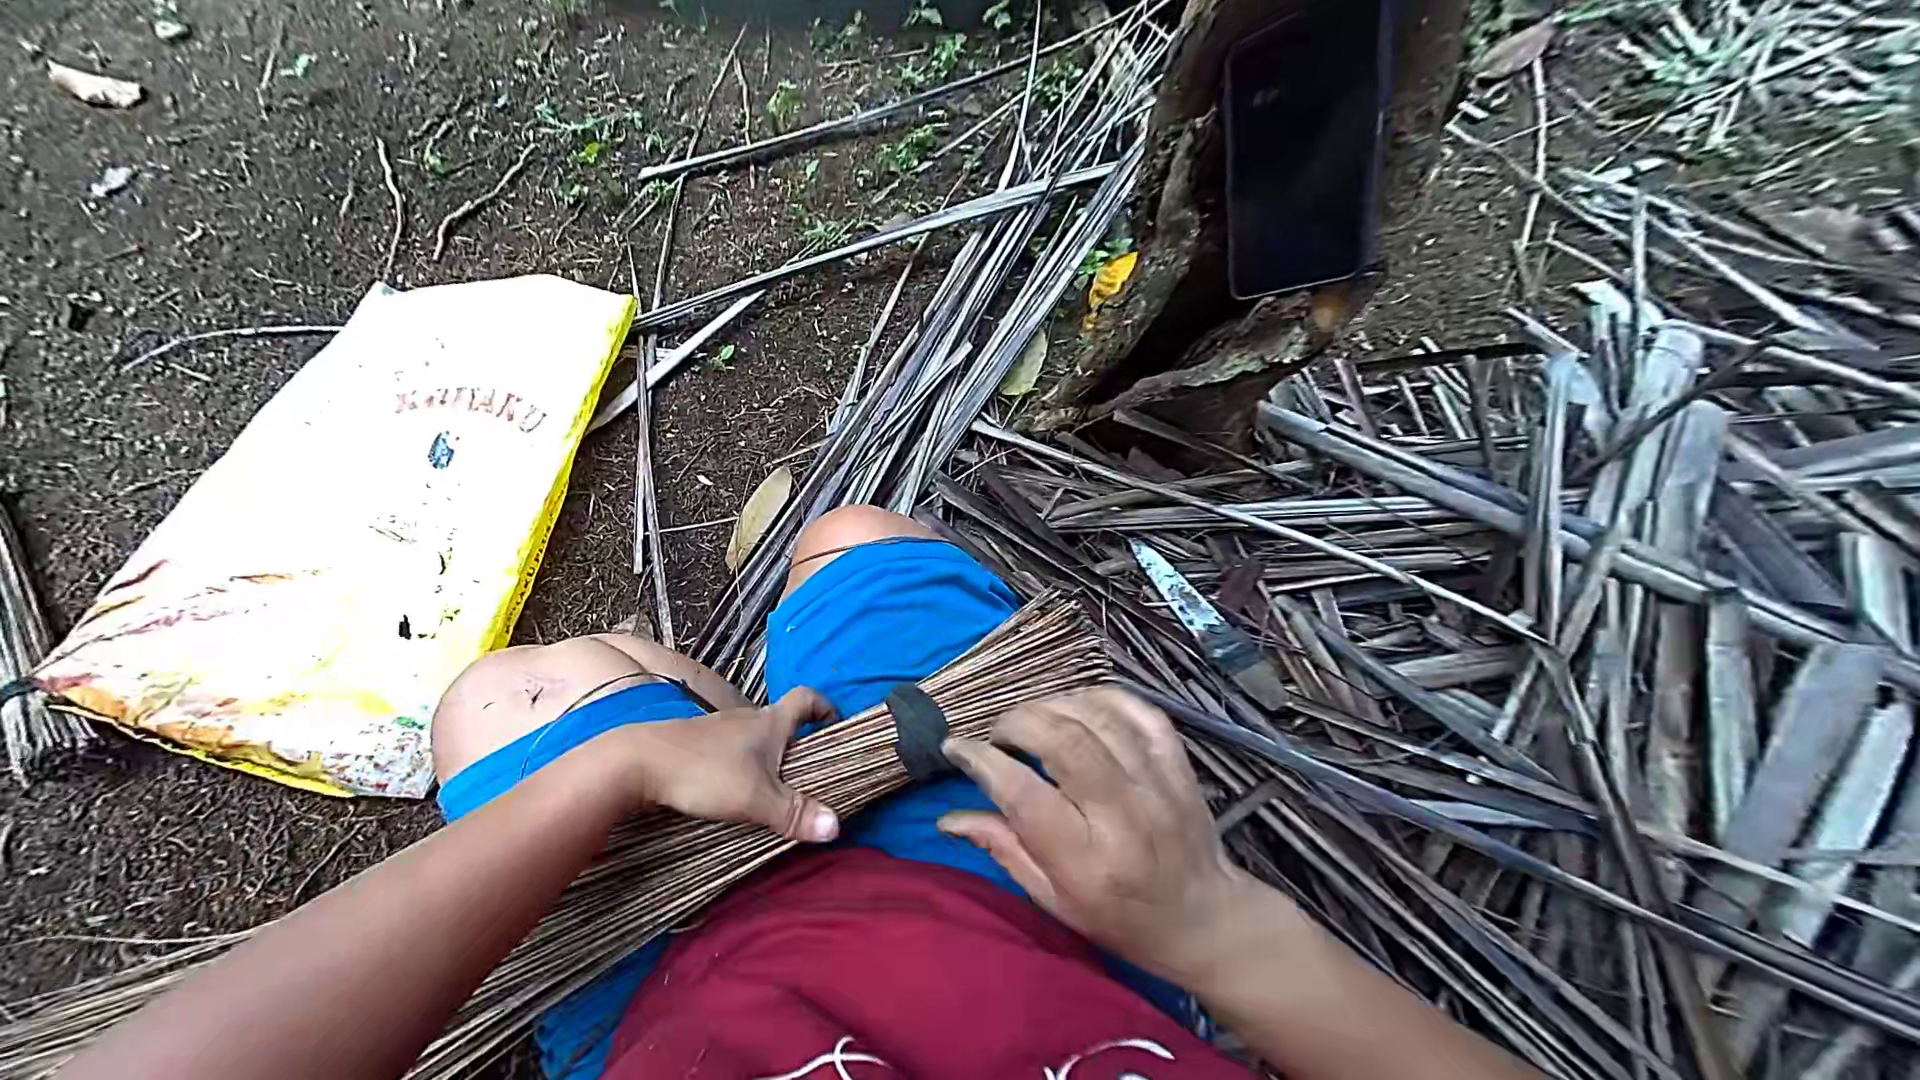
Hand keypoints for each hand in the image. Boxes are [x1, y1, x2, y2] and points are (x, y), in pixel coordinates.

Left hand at [602, 687, 840, 842]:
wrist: (637, 762)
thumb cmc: (706, 771)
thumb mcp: (755, 798)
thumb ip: (795, 813)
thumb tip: (837, 826)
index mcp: (770, 721)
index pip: (807, 698)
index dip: (824, 708)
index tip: (833, 727)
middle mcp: (748, 718)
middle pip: (783, 721)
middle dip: (797, 744)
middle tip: (806, 774)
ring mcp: (720, 729)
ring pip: (755, 737)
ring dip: (767, 757)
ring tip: (771, 788)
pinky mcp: (697, 743)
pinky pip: (730, 749)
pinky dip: (740, 764)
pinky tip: (732, 789)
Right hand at [937, 687, 1260, 981]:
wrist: (1203, 917)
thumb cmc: (1118, 916)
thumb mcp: (1052, 897)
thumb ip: (1002, 847)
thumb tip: (946, 818)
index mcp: (1085, 859)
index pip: (1022, 792)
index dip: (981, 759)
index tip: (957, 747)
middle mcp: (1122, 814)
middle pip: (1061, 739)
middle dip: (1016, 723)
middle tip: (1000, 735)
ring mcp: (1156, 782)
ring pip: (1095, 715)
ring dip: (1051, 706)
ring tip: (1033, 720)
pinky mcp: (1177, 761)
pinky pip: (1136, 708)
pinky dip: (1098, 696)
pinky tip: (1076, 706)